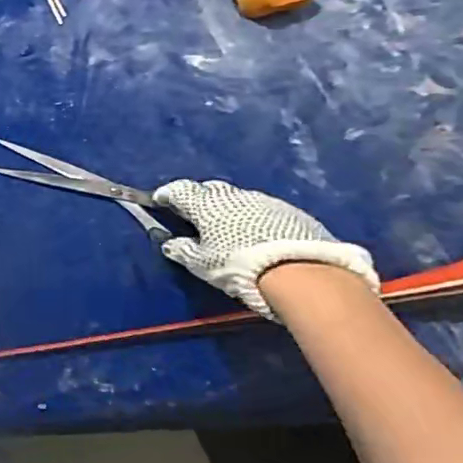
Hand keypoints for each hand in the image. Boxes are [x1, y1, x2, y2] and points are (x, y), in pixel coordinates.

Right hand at [152, 179, 379, 318]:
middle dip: (200, 198)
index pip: (180, 189)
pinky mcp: (296, 214)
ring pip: (241, 199)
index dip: (167, 194)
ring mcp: (270, 203)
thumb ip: (181, 249)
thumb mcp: (199, 262)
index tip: (160, 203)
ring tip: (229, 229)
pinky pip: (266, 211)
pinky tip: (258, 237)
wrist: (303, 273)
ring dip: (230, 209)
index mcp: (207, 204)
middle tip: (194, 216)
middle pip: (212, 189)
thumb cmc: (237, 265)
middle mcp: (237, 197)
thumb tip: (171, 243)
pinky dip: (256, 219)